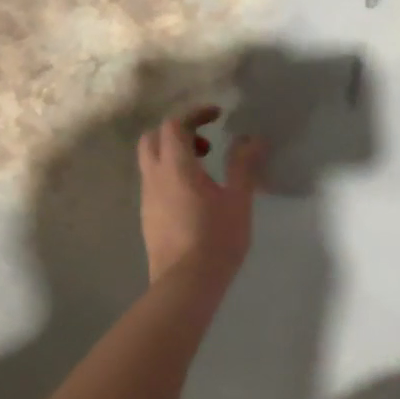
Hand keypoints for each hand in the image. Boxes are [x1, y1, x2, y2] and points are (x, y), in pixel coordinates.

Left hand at [136, 107, 264, 284]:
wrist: (186, 285)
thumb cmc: (217, 238)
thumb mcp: (238, 199)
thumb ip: (242, 164)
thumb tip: (252, 139)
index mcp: (176, 167)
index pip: (174, 125)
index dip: (194, 113)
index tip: (217, 115)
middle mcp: (155, 178)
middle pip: (153, 138)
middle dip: (178, 131)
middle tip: (206, 142)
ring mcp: (147, 199)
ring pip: (150, 161)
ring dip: (173, 153)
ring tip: (205, 169)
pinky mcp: (148, 217)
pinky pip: (154, 182)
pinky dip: (170, 174)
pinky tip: (195, 195)